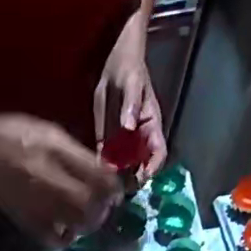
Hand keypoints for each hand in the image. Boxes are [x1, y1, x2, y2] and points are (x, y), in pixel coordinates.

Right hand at [0, 112, 120, 246]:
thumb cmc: (16, 134)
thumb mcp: (52, 134)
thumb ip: (79, 155)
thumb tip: (104, 175)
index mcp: (58, 153)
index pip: (100, 179)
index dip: (114, 189)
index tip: (115, 191)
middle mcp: (49, 181)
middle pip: (91, 207)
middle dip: (103, 209)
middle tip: (102, 206)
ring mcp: (36, 204)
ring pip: (76, 225)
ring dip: (86, 224)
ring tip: (84, 216)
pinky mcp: (25, 221)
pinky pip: (53, 239)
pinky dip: (64, 237)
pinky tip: (64, 228)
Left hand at [94, 17, 167, 180]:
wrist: (113, 60)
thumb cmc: (127, 66)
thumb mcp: (130, 81)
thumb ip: (131, 104)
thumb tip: (130, 127)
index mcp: (151, 126)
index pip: (158, 155)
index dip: (150, 170)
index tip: (137, 179)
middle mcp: (139, 139)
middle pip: (140, 169)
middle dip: (129, 182)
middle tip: (113, 189)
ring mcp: (124, 143)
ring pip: (123, 170)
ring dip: (114, 181)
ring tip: (101, 187)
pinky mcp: (107, 143)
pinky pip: (107, 163)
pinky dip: (101, 172)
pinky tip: (91, 176)